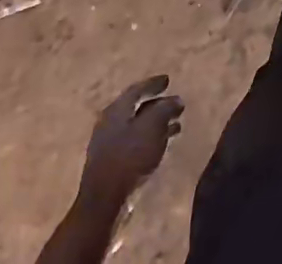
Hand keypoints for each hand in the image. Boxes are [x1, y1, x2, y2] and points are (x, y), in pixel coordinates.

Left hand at [80, 75, 184, 199]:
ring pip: (137, 127)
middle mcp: (109, 124)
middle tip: (175, 102)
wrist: (105, 202)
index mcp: (116, 111)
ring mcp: (109, 146)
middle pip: (136, 108)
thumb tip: (176, 100)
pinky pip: (136, 144)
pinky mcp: (112, 165)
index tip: (167, 80)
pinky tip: (164, 144)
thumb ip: (166, 108)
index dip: (153, 84)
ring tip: (176, 123)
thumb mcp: (154, 126)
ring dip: (156, 123)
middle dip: (157, 104)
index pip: (136, 90)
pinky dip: (151, 139)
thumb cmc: (130, 157)